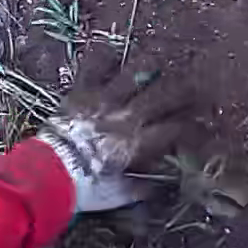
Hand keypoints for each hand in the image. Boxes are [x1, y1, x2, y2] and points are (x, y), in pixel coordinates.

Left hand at [34, 54, 188, 212]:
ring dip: (151, 66)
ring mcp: (104, 101)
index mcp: (138, 142)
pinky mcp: (82, 92)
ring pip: (134, 74)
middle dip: (184, 89)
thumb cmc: (84, 189)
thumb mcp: (118, 195)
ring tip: (161, 59)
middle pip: (164, 95)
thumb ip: (143, 188)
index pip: (174, 128)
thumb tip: (163, 185)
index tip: (202, 122)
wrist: (44, 175)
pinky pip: (96, 68)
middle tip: (196, 82)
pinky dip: (106, 58)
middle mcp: (126, 116)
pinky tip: (114, 53)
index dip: (193, 124)